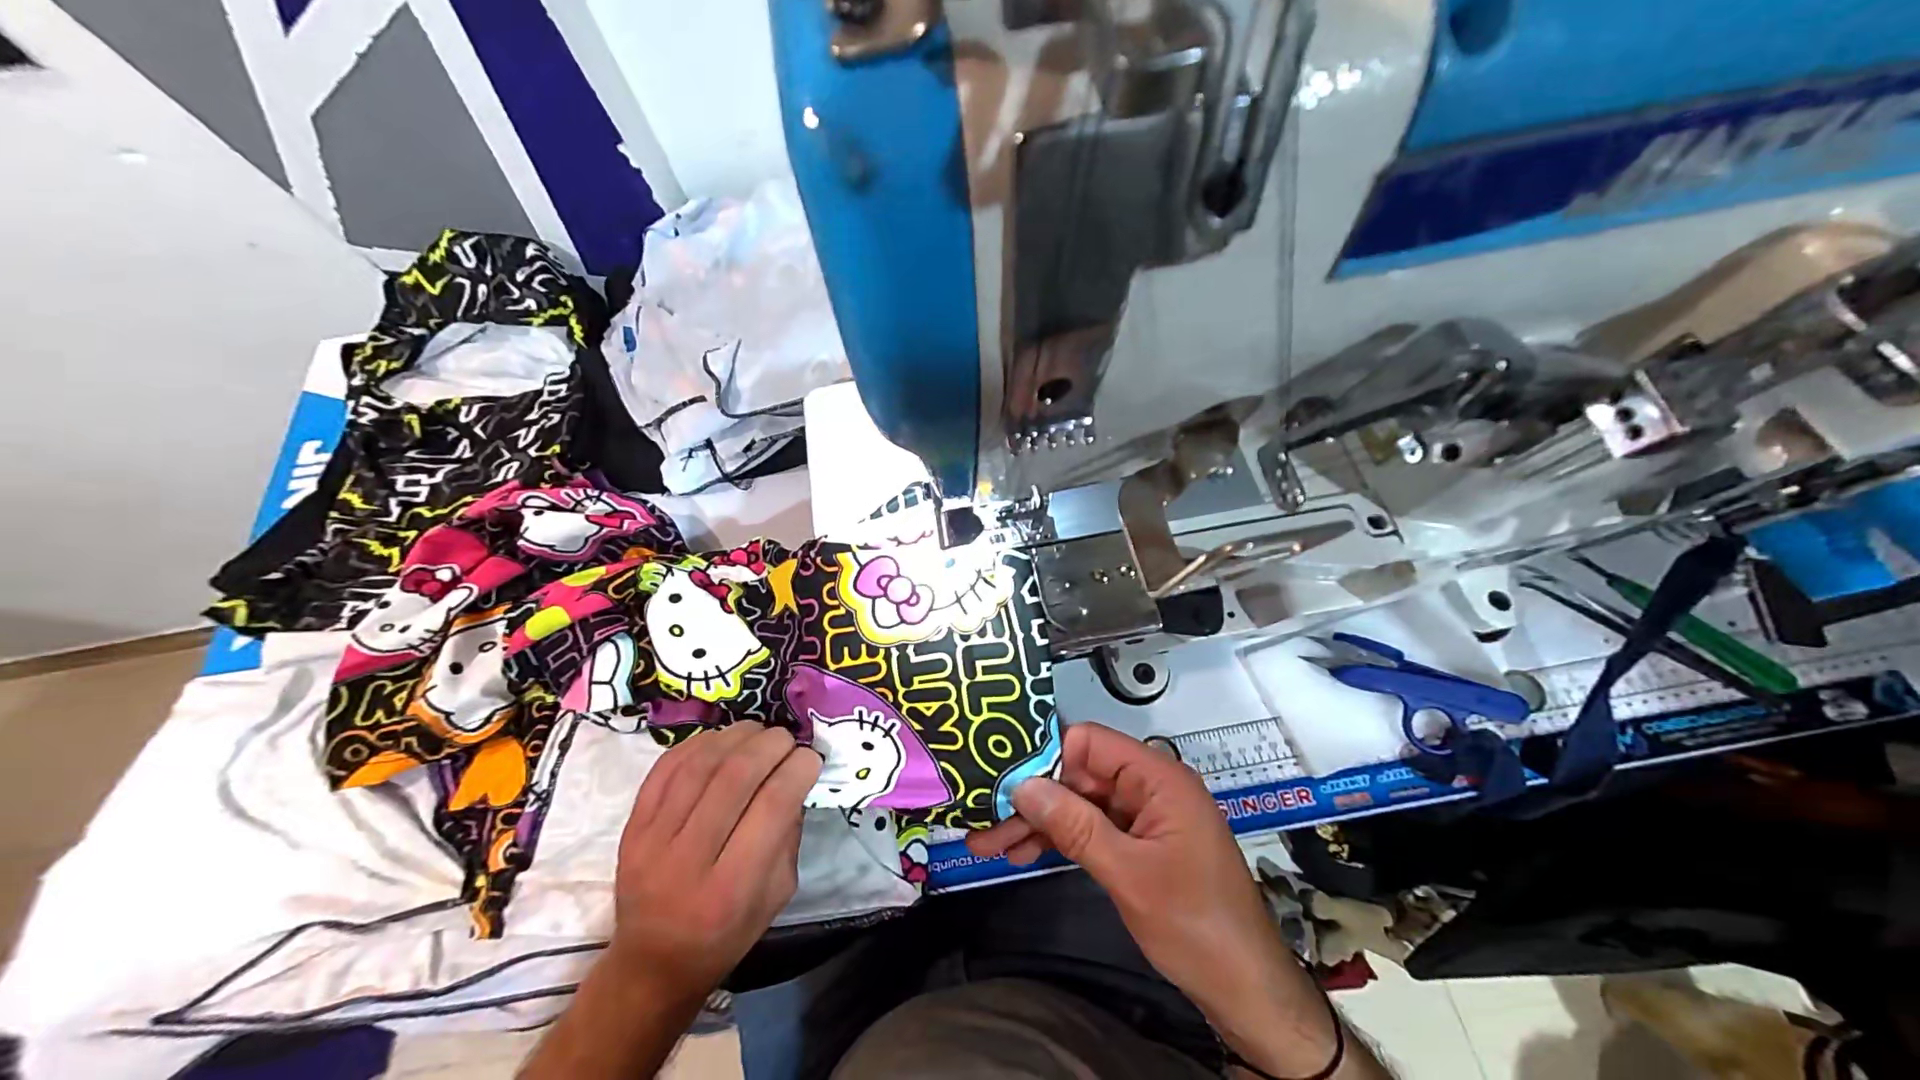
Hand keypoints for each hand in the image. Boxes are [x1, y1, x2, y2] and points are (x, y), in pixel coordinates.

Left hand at [522, 722, 819, 1079]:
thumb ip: (788, 836)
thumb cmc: (726, 935)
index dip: (798, 768)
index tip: (812, 757)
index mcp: (732, 888)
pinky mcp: (631, 827)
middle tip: (788, 739)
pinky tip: (721, 740)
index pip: (773, 805)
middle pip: (735, 777)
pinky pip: (666, 768)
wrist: (653, 963)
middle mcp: (689, 861)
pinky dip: (698, 744)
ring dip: (736, 737)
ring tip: (758, 732)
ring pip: (700, 765)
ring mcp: (652, 841)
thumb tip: (795, 778)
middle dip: (771, 745)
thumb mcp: (776, 895)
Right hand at [968, 723, 1379, 1077]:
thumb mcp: (1128, 874)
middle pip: (1079, 775)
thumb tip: (1023, 785)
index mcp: (1159, 778)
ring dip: (1038, 823)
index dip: (1046, 757)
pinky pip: (1092, 829)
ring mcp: (1145, 817)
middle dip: (1032, 798)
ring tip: (990, 844)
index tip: (1002, 780)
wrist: (1246, 991)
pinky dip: (1060, 840)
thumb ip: (1074, 824)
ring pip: (1079, 804)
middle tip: (984, 821)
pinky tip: (1022, 853)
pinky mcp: (1139, 844)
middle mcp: (1150, 788)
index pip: (1090, 743)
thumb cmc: (1195, 926)